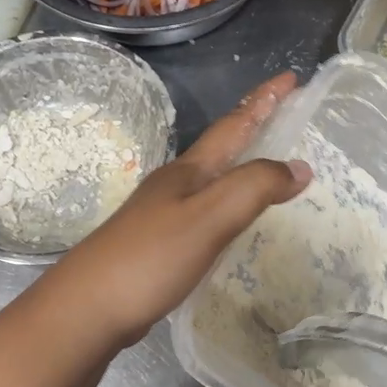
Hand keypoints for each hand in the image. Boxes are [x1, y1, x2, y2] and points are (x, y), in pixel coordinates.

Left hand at [38, 72, 310, 348]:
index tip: (292, 78)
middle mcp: (176, 185)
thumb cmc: (149, 258)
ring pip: (214, 180)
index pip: (234, 125)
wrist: (88, 308)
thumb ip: (254, 188)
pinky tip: (234, 221)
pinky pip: (207, 211)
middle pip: (223, 147)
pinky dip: (230, 203)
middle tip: (289, 115)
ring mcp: (164, 214)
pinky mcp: (160, 244)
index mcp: (188, 172)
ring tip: (271, 166)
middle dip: (255, 127)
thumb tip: (299, 166)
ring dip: (243, 166)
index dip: (264, 101)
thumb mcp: (209, 218)